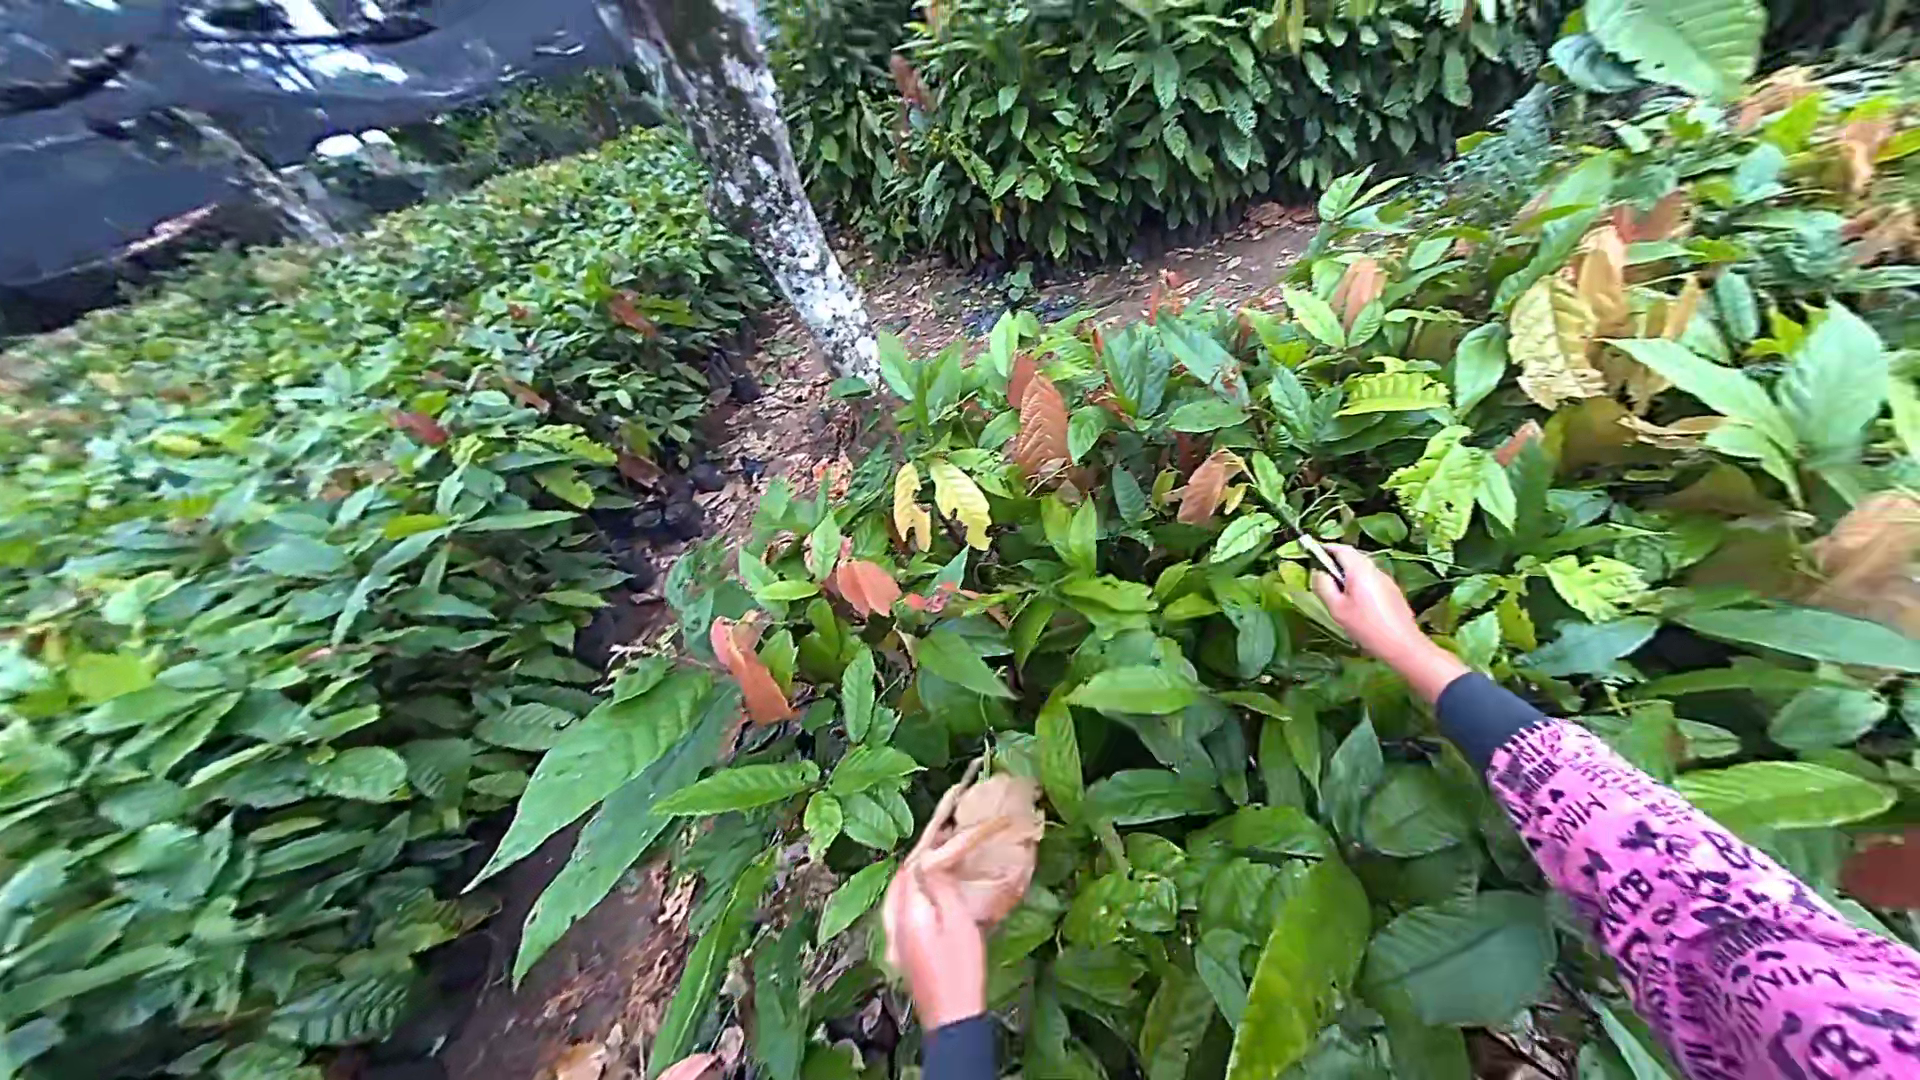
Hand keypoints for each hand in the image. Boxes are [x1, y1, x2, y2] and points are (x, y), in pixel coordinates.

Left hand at [882, 863, 985, 1028]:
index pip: (908, 872)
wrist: (954, 1019)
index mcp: (906, 913)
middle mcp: (894, 924)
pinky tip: (928, 901)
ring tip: (933, 871)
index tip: (942, 839)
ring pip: (897, 901)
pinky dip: (912, 900)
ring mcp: (897, 941)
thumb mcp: (958, 919)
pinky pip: (900, 915)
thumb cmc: (960, 967)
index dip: (923, 853)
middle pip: (898, 886)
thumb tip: (931, 858)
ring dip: (912, 883)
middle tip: (937, 852)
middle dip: (915, 867)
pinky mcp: (904, 954)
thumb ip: (941, 886)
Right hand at [1311, 544, 1466, 703]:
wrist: (1402, 645)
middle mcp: (1375, 571)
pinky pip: (1370, 579)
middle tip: (1320, 573)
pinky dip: (1358, 581)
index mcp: (1360, 571)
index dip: (1325, 548)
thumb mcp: (1336, 608)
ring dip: (1347, 572)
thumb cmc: (1365, 626)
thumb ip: (1323, 586)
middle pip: (1353, 557)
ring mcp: (1386, 580)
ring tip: (1335, 590)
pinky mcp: (1392, 591)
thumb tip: (1318, 572)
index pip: (1341, 549)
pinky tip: (1354, 601)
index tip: (1312, 552)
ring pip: (1362, 568)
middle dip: (1335, 560)